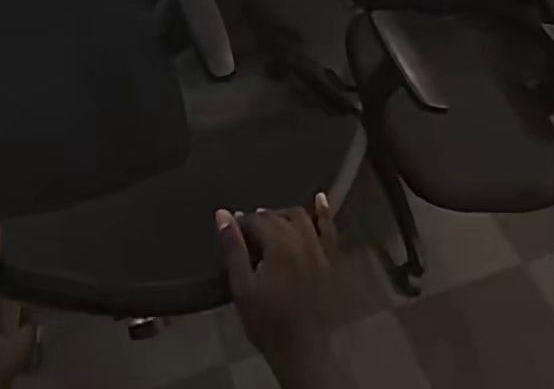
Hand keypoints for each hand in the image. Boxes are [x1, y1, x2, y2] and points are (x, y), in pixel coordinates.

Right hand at [217, 195, 338, 388]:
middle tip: (247, 234)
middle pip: (276, 216)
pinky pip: (329, 232)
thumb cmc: (267, 322)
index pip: (256, 220)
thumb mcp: (242, 286)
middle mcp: (303, 243)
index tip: (232, 232)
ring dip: (283, 214)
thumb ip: (233, 247)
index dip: (241, 224)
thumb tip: (223, 213)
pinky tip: (320, 198)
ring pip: (300, 218)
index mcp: (280, 247)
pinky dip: (324, 214)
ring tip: (270, 223)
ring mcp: (320, 253)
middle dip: (259, 219)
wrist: (303, 355)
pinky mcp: (330, 264)